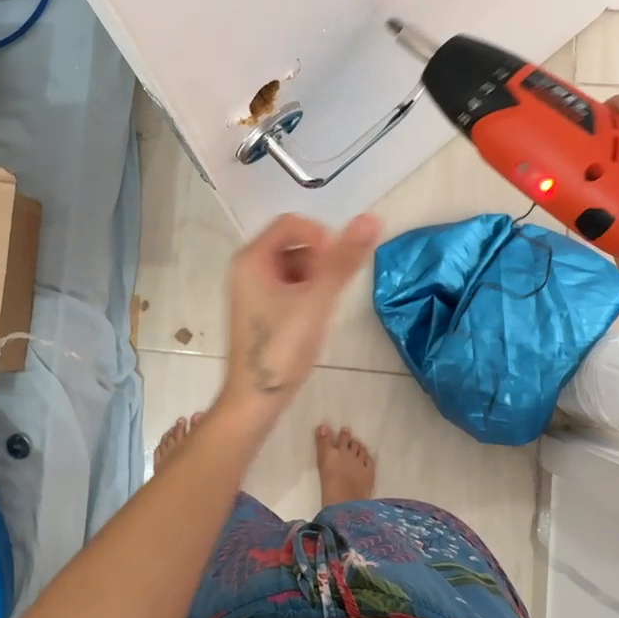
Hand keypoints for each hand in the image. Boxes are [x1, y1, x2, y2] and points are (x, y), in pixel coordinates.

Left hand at [220, 213, 380, 411]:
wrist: (256, 398)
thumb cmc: (282, 347)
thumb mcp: (317, 300)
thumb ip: (344, 260)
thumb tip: (372, 218)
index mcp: (251, 258)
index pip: (292, 223)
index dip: (321, 238)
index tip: (334, 269)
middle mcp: (246, 268)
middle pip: (293, 243)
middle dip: (318, 261)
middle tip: (326, 294)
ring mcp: (251, 290)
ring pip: (294, 266)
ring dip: (314, 279)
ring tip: (319, 310)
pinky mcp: (259, 309)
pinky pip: (288, 286)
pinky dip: (306, 294)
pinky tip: (311, 320)